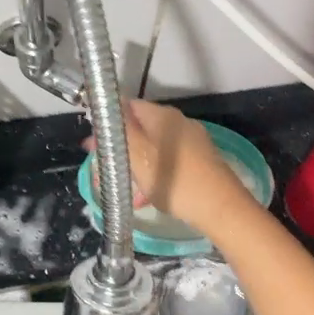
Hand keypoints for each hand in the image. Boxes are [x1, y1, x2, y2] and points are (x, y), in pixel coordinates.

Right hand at [86, 100, 251, 230]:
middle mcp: (180, 124)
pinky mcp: (201, 163)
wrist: (221, 208)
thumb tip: (106, 106)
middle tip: (103, 171)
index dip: (107, 123)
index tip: (92, 146)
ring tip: (121, 189)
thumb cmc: (174, 181)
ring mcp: (193, 143)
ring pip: (154, 150)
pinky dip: (154, 177)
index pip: (127, 107)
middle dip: (120, 149)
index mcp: (163, 116)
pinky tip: (145, 198)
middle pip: (141, 130)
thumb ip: (119, 129)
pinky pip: (169, 165)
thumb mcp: (138, 155)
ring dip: (135, 167)